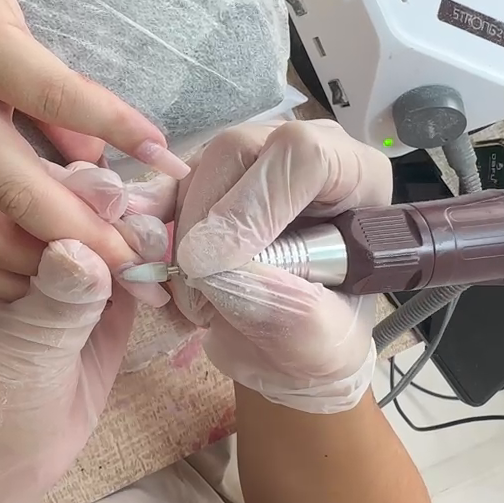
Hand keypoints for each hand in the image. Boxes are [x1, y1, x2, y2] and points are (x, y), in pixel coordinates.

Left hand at [0, 0, 187, 298]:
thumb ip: (26, 126)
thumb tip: (87, 161)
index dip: (24, 278)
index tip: (79, 295)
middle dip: (63, 270)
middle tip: (125, 285)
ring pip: (15, 183)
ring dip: (81, 222)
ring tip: (139, 242)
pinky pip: (50, 92)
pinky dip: (107, 120)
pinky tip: (151, 141)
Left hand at [0, 163, 172, 502]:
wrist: (0, 463)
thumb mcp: (23, 343)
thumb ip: (58, 298)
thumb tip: (86, 246)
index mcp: (3, 246)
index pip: (46, 199)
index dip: (83, 194)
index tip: (117, 202)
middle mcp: (43, 254)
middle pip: (90, 214)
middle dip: (123, 214)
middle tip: (154, 226)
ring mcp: (79, 282)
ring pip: (119, 244)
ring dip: (147, 240)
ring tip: (170, 246)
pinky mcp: (109, 313)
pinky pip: (139, 281)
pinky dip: (159, 272)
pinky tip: (180, 266)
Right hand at [170, 120, 393, 413]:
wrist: (283, 352)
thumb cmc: (317, 342)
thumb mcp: (314, 340)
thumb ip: (274, 301)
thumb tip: (204, 262)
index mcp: (356, 178)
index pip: (304, 155)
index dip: (254, 202)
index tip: (215, 265)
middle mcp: (300, 152)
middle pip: (235, 150)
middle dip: (203, 223)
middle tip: (201, 291)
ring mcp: (246, 158)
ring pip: (190, 169)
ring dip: (175, 237)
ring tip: (199, 301)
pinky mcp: (201, 176)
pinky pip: (159, 187)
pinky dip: (148, 231)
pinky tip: (160, 274)